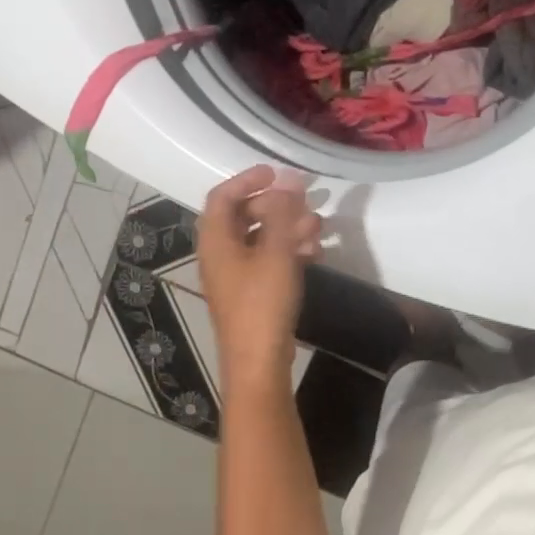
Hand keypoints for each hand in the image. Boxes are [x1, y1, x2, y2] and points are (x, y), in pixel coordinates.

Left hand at [198, 165, 322, 395]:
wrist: (258, 361)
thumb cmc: (262, 303)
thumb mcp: (275, 254)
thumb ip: (282, 213)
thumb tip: (289, 178)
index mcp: (215, 240)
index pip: (223, 196)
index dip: (248, 179)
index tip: (277, 173)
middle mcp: (220, 255)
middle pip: (244, 216)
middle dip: (276, 206)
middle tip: (305, 203)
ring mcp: (235, 277)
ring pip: (260, 240)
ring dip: (288, 229)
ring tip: (318, 229)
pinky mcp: (252, 295)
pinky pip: (268, 262)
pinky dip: (289, 252)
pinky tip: (315, 254)